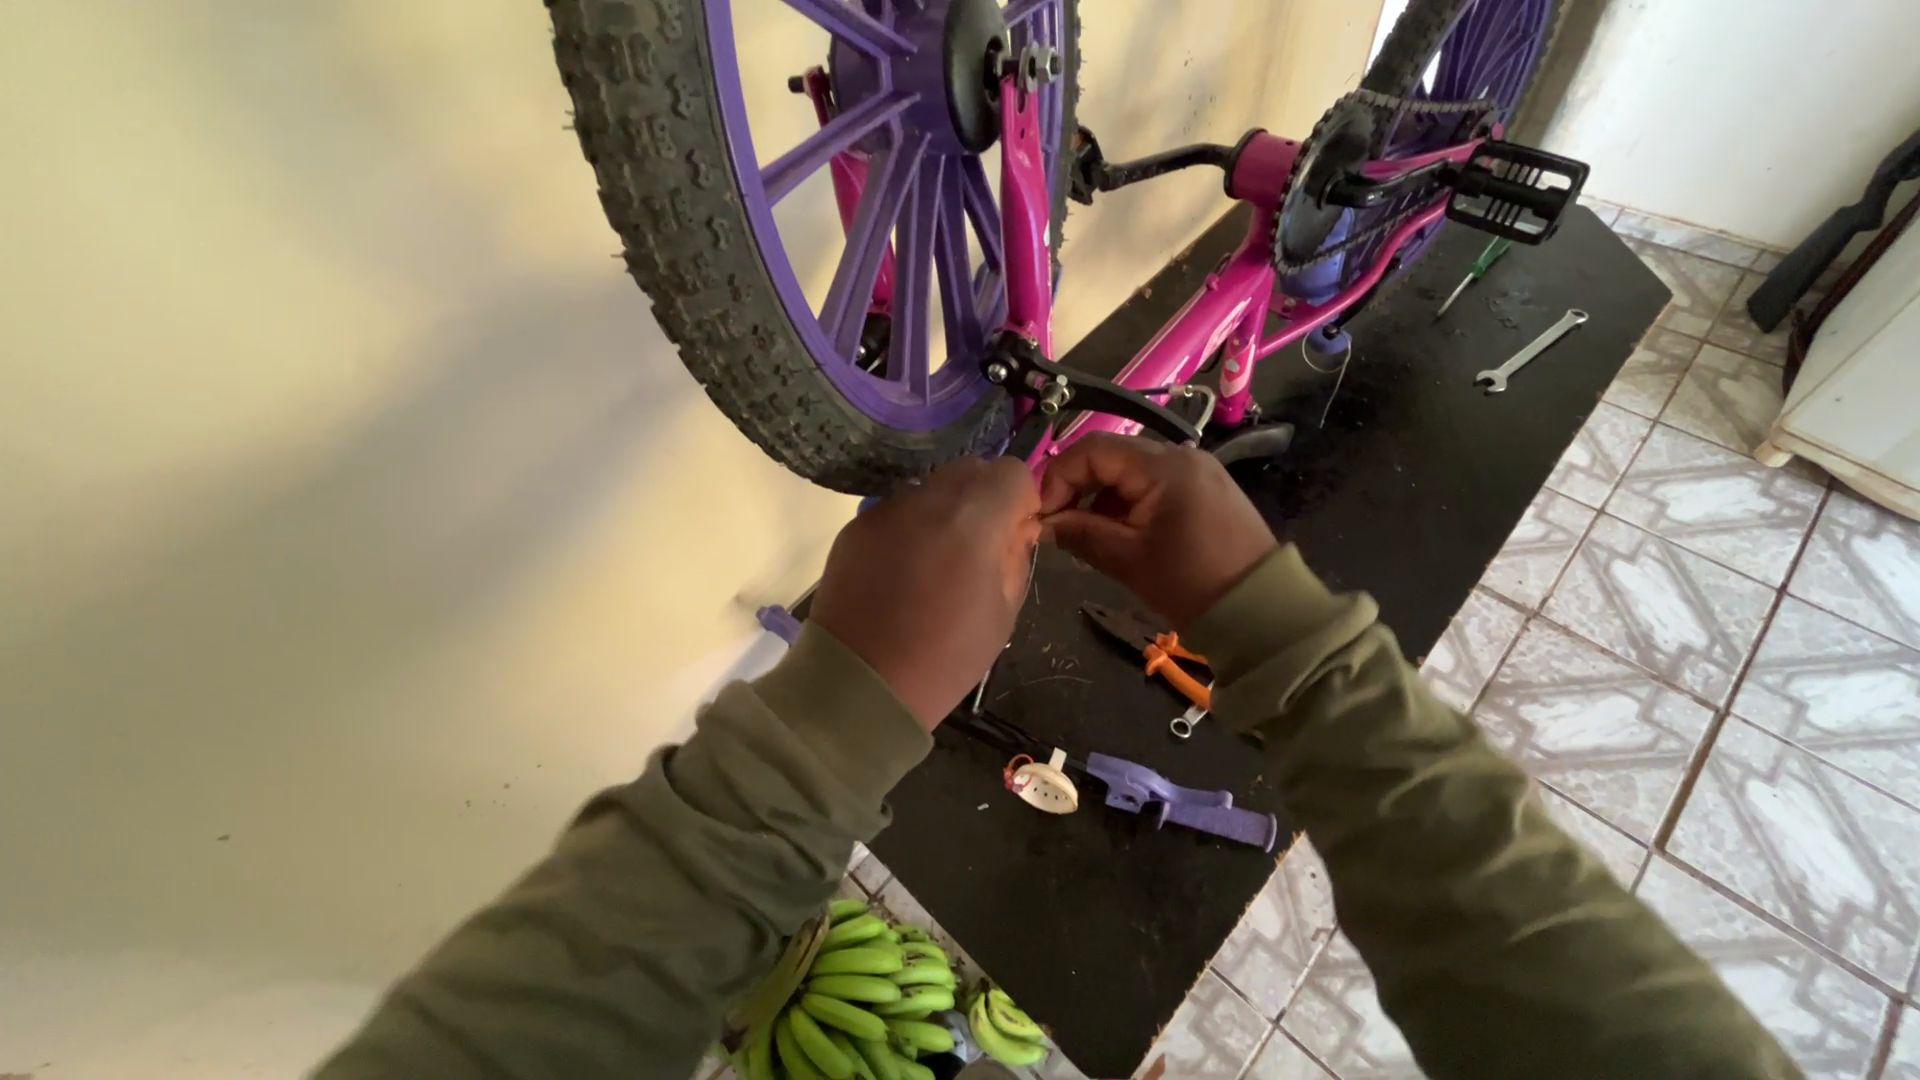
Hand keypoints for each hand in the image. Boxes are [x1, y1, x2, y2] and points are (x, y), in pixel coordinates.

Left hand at [811, 457, 1040, 730]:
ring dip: (944, 510)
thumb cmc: (945, 658)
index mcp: (973, 519)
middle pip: (970, 469)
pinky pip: (895, 511)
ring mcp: (886, 510)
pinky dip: (908, 528)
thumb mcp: (1003, 613)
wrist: (861, 683)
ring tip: (935, 562)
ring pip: (929, 488)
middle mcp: (927, 499)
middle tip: (979, 546)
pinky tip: (901, 572)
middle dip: (984, 497)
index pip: (1012, 472)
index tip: (1014, 534)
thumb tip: (1015, 529)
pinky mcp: (855, 527)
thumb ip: (1015, 557)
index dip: (1021, 500)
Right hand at [1040, 434, 1276, 627]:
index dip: (1059, 477)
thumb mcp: (1128, 559)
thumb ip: (1081, 533)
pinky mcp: (1205, 491)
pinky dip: (1128, 504)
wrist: (1261, 611)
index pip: (1093, 449)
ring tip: (1086, 535)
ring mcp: (1197, 472)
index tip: (1043, 514)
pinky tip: (1118, 535)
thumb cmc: (1190, 583)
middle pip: (1112, 456)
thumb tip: (1044, 523)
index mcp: (1164, 466)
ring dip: (1101, 498)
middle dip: (1078, 488)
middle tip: (1058, 525)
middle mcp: (1181, 456)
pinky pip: (1153, 485)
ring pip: (1130, 472)